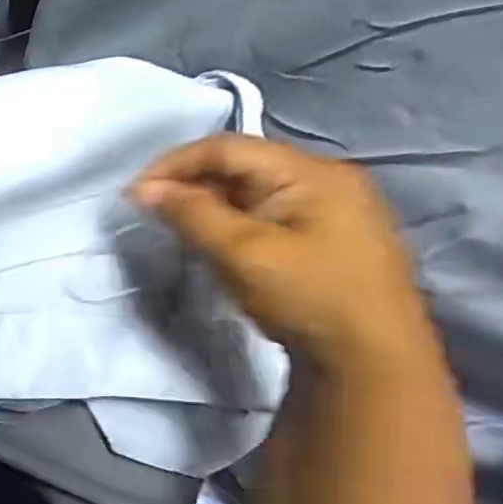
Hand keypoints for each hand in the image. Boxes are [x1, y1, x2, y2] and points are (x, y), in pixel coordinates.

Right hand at [129, 135, 436, 369]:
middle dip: (186, 181)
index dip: (174, 164)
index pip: (227, 148)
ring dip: (202, 200)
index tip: (134, 195)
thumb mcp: (241, 252)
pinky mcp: (320, 232)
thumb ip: (190, 213)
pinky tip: (208, 238)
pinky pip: (260, 208)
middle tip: (147, 210)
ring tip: (171, 225)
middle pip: (238, 163)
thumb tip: (142, 188)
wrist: (369, 355)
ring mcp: (327, 206)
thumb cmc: (307, 296)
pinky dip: (224, 216)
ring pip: (246, 187)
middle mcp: (323, 179)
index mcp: (311, 173)